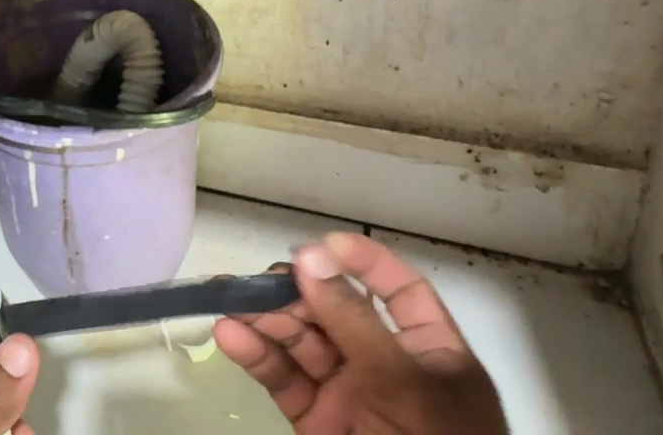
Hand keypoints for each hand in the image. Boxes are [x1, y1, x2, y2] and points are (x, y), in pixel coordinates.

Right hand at [213, 233, 507, 434]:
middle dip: (296, 291)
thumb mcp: (404, 385)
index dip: (363, 262)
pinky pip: (282, 377)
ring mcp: (349, 392)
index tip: (319, 245)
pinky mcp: (315, 419)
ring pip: (301, 339)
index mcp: (431, 354)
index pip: (400, 291)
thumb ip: (354, 320)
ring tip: (232, 302)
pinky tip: (231, 335)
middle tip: (260, 284)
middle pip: (335, 309)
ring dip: (265, 318)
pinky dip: (255, 355)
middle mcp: (387, 365)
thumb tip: (311, 255)